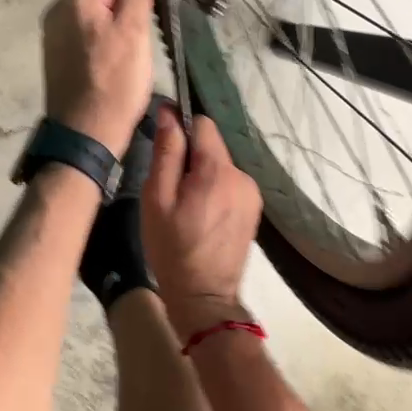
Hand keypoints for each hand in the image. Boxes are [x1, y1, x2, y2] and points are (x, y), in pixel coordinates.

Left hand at [41, 0, 155, 157]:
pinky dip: (100, 36)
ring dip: (113, 19)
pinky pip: (83, 28)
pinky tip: (110, 61)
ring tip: (127, 50)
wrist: (84, 134)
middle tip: (139, 32)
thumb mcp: (134, 34)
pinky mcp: (56, 51)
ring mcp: (54, 30)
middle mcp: (59, 8)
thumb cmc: (114, 83)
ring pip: (93, 7)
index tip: (147, 8)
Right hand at [143, 105, 263, 335]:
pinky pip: (229, 183)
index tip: (164, 148)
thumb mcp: (157, 197)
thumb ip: (166, 151)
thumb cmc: (172, 247)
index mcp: (218, 170)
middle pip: (211, 145)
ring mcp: (252, 194)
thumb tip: (169, 113)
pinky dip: (214, 189)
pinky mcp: (254, 209)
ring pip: (220, 165)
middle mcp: (242, 176)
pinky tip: (201, 215)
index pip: (202, 123)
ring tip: (185, 205)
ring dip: (202, 174)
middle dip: (190, 157)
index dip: (180, 129)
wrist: (203, 297)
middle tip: (170, 188)